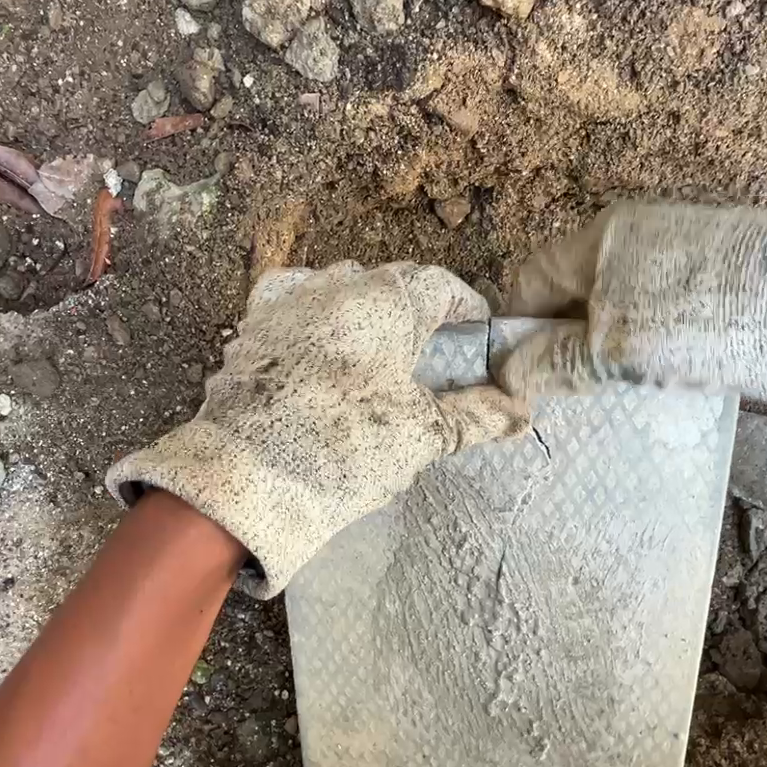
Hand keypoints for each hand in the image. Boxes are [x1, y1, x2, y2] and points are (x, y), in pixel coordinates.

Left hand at [107, 262, 528, 597]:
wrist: (243, 481)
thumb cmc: (344, 448)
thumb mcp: (422, 435)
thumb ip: (478, 416)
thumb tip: (523, 411)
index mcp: (384, 300)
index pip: (442, 285)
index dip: (467, 311)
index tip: (477, 342)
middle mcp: (334, 285)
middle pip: (392, 285)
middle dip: (419, 316)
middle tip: (431, 361)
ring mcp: (286, 301)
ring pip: (341, 291)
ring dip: (367, 315)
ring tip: (376, 362)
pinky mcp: (251, 327)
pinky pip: (294, 305)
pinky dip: (316, 320)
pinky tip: (319, 353)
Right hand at [499, 194, 766, 428]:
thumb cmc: (707, 321)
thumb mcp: (619, 348)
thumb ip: (556, 362)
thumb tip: (504, 378)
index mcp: (599, 239)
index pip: (530, 279)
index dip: (514, 326)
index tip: (511, 373)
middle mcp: (632, 240)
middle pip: (570, 294)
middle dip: (558, 342)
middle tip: (558, 392)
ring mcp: (676, 260)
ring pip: (613, 308)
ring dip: (601, 349)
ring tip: (607, 390)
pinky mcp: (712, 283)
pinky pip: (655, 317)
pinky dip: (642, 348)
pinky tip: (656, 377)